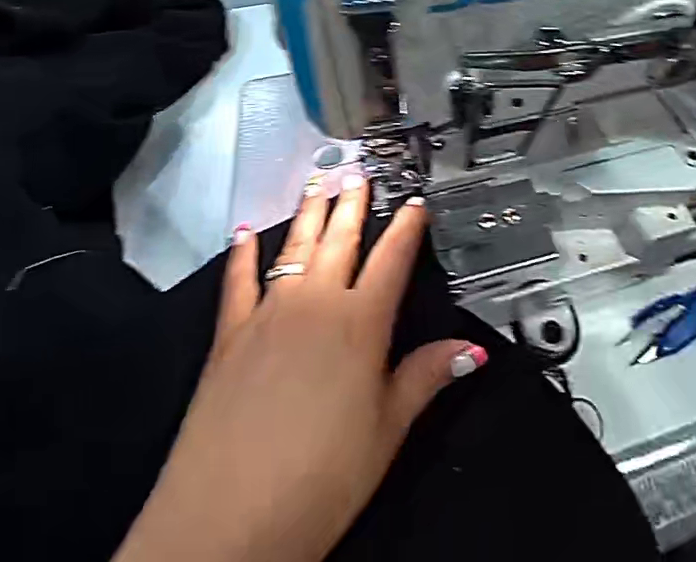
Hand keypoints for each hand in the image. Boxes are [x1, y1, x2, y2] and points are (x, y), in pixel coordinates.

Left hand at [115, 171, 484, 561]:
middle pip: (341, 240)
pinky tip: (243, 233)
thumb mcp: (387, 430)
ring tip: (319, 182)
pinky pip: (237, 282)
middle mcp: (316, 304)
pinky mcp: (228, 336)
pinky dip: (241, 255)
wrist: (224, 522)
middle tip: (359, 173)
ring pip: (294, 247)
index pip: (392, 259)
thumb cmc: (322, 477)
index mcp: (361, 323)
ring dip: (309, 213)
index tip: (416, 202)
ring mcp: (268, 314)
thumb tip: (471, 348)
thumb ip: (425, 377)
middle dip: (353, 204)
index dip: (407, 227)